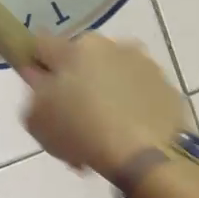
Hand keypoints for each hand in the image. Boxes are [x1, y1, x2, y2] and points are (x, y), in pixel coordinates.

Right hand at [21, 33, 190, 177]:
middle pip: (80, 62)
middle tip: (64, 118)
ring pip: (108, 77)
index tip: (34, 83)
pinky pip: (134, 93)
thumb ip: (34, 92)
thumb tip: (41, 79)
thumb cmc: (79, 132)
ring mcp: (144, 63)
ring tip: (93, 134)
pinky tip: (116, 136)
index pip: (42, 45)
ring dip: (98, 97)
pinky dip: (123, 109)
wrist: (142, 152)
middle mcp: (112, 45)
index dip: (33, 63)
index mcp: (76, 49)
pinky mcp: (165, 84)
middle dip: (71, 84)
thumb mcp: (35, 119)